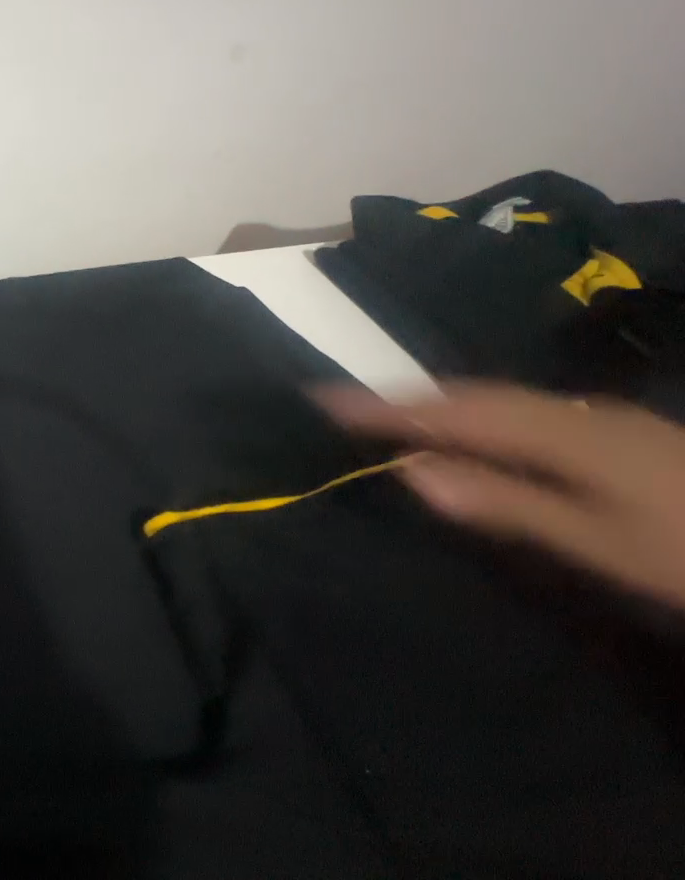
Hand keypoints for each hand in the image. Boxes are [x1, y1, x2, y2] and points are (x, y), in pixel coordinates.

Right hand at [319, 383, 684, 608]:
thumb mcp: (602, 541)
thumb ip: (504, 501)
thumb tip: (409, 469)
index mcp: (562, 434)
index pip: (450, 411)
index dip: (382, 406)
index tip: (318, 399)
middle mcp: (575, 412)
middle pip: (471, 394)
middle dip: (402, 396)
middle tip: (340, 404)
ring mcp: (602, 419)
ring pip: (497, 397)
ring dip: (436, 402)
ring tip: (386, 413)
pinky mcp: (619, 432)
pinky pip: (521, 408)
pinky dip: (473, 412)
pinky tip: (466, 428)